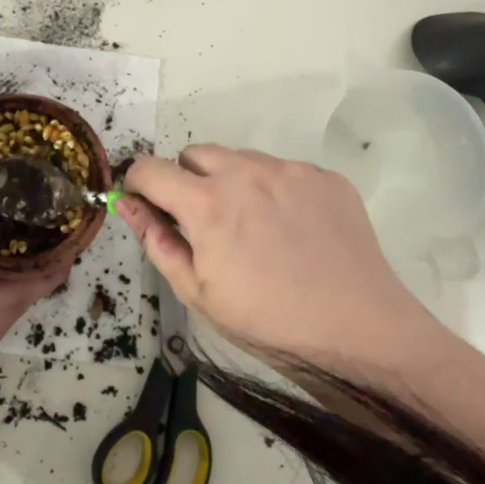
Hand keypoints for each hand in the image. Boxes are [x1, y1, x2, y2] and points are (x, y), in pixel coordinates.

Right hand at [119, 146, 444, 367]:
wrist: (359, 329)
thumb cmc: (267, 320)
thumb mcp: (197, 291)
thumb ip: (156, 240)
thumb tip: (125, 203)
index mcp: (206, 203)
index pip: (150, 168)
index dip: (139, 184)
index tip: (147, 205)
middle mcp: (245, 173)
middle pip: (194, 154)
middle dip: (187, 180)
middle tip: (204, 223)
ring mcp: (289, 170)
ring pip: (240, 158)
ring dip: (231, 181)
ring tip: (254, 227)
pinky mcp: (325, 176)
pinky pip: (282, 169)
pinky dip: (273, 189)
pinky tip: (291, 229)